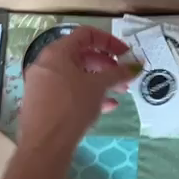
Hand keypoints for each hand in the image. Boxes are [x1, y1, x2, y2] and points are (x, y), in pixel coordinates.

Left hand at [18, 27, 132, 148]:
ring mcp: (42, 83)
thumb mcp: (98, 86)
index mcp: (57, 52)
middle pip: (82, 56)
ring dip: (100, 82)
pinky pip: (69, 91)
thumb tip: (136, 66)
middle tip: (124, 78)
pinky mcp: (43, 102)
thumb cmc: (72, 106)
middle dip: (107, 66)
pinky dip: (87, 94)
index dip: (109, 41)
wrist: (45, 144)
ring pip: (76, 76)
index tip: (126, 54)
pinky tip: (106, 106)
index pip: (86, 34)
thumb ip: (118, 73)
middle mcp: (46, 64)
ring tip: (119, 93)